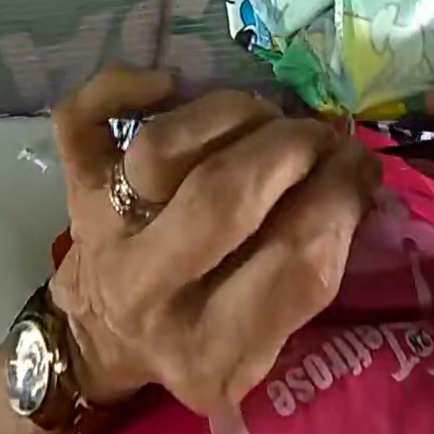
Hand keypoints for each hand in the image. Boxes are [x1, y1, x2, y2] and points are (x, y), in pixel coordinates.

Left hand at [48, 67, 379, 417]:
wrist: (104, 331)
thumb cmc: (200, 330)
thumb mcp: (264, 335)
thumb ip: (308, 262)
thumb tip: (354, 167)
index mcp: (209, 351)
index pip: (294, 267)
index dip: (340, 200)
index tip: (359, 162)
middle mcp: (146, 289)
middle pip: (222, 196)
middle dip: (289, 149)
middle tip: (317, 132)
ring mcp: (100, 228)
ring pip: (160, 147)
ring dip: (229, 113)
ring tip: (263, 113)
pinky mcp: (74, 183)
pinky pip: (81, 119)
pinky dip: (120, 85)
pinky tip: (166, 82)